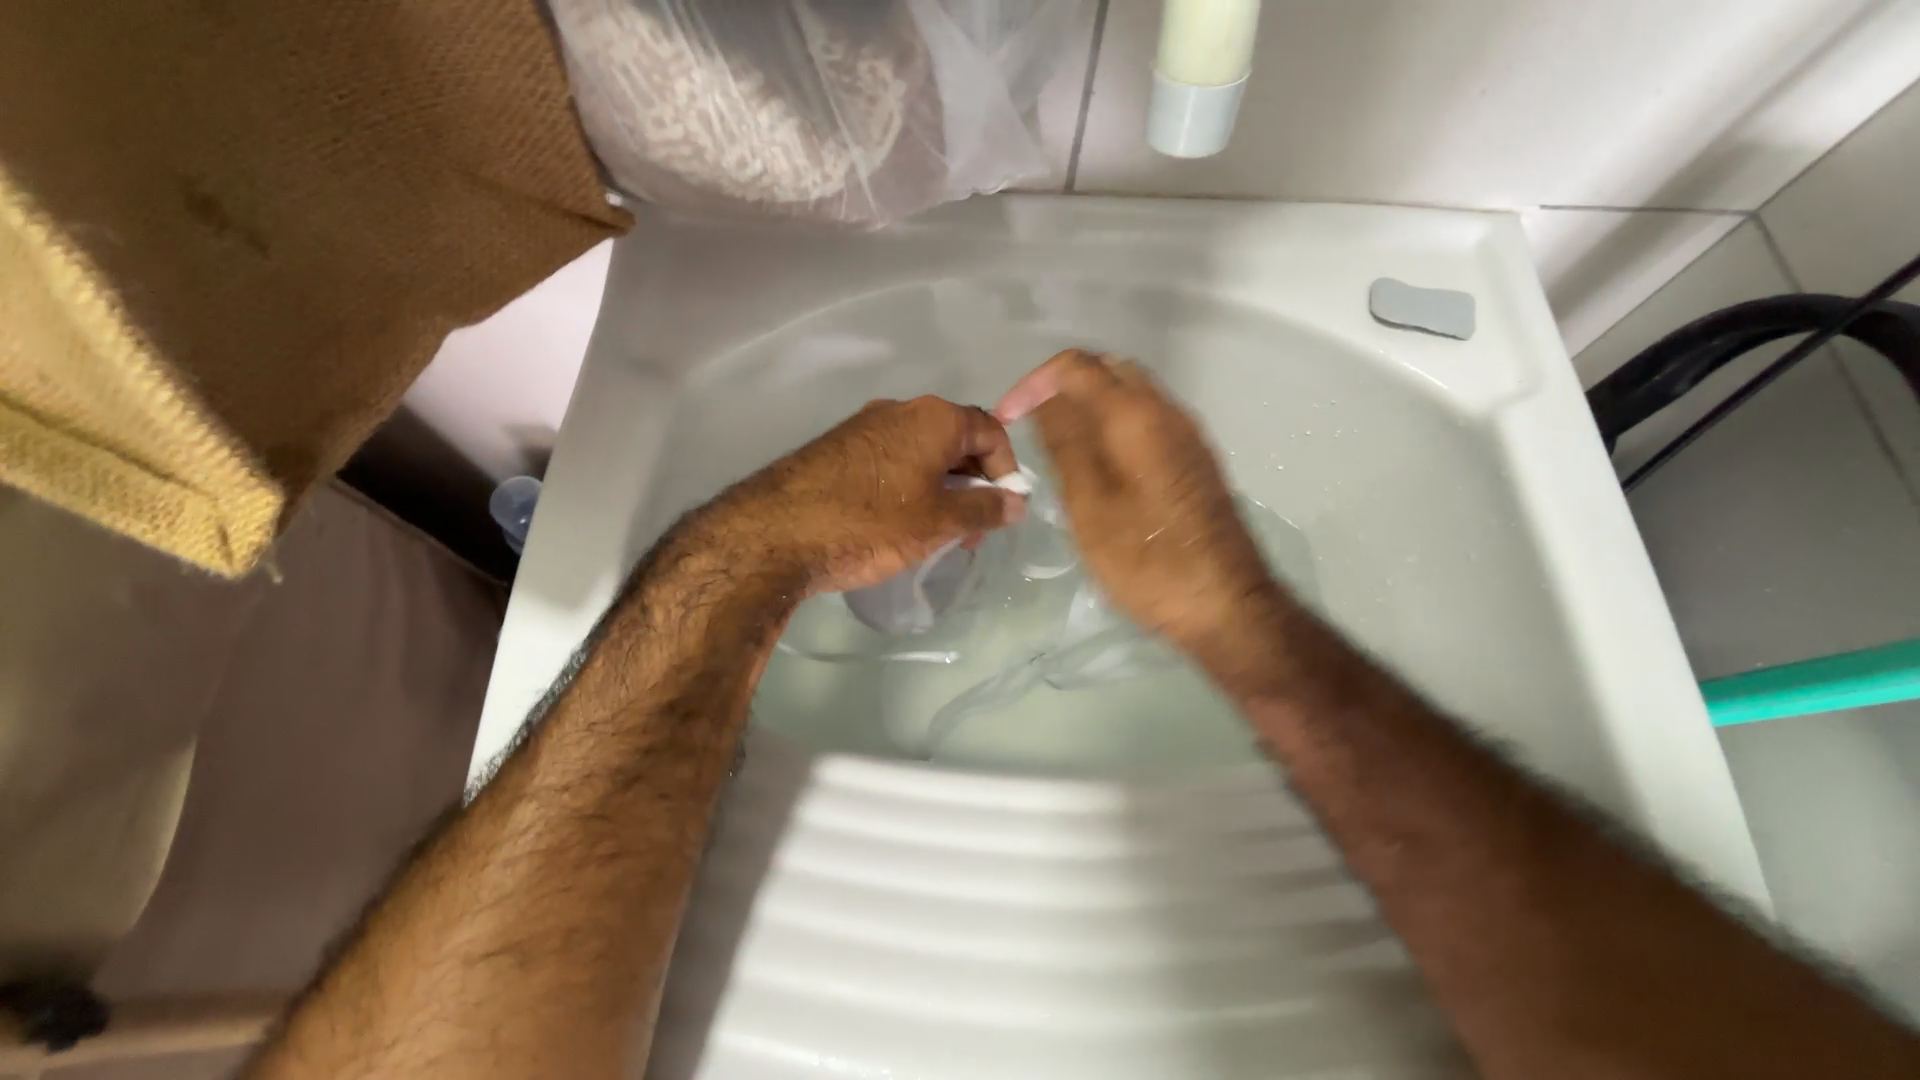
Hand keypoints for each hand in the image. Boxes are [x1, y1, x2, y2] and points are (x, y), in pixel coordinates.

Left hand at [713, 395, 1026, 594]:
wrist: (774, 534)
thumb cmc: (870, 524)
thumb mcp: (938, 522)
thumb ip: (985, 509)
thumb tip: (1016, 502)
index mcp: (932, 418)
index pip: (990, 430)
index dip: (1006, 469)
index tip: (1003, 509)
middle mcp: (899, 411)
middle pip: (955, 441)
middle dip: (972, 485)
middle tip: (971, 532)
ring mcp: (863, 427)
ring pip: (920, 454)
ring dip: (940, 490)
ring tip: (937, 535)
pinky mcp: (837, 450)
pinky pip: (889, 463)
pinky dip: (907, 489)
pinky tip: (898, 527)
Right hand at [996, 349, 1282, 664]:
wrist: (1226, 605)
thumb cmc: (1147, 563)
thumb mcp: (1089, 506)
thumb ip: (1066, 445)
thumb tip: (1045, 402)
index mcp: (1136, 417)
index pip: (1076, 366)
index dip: (1033, 382)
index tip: (1009, 419)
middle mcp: (1168, 412)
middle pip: (1108, 369)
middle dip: (1062, 386)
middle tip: (1031, 425)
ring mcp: (1189, 434)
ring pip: (1132, 392)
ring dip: (1090, 404)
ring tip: (1057, 445)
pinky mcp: (1197, 459)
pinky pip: (1149, 418)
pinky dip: (1115, 423)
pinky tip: (1098, 465)